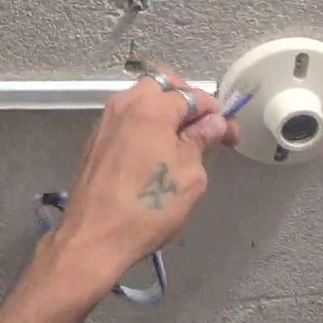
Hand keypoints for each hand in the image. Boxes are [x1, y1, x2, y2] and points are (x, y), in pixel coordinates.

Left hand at [46, 66, 236, 298]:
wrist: (93, 237)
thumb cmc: (148, 207)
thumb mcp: (188, 176)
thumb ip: (201, 141)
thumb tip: (213, 122)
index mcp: (152, 107)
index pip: (191, 95)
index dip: (215, 112)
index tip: (229, 134)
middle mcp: (125, 103)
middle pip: (161, 86)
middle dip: (185, 100)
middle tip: (202, 127)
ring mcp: (106, 119)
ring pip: (140, 98)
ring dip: (163, 110)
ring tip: (180, 139)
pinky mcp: (95, 138)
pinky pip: (126, 117)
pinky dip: (143, 122)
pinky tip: (154, 149)